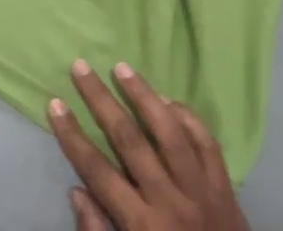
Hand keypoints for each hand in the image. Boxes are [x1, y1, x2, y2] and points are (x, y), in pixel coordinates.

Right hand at [47, 61, 249, 230]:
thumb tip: (77, 192)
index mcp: (142, 225)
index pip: (98, 170)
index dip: (72, 136)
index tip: (55, 104)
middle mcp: (171, 202)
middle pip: (130, 140)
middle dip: (102, 101)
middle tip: (82, 67)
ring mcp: (203, 194)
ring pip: (171, 133)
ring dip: (145, 97)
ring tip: (123, 69)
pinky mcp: (227, 192)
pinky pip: (209, 146)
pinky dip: (189, 120)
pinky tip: (169, 101)